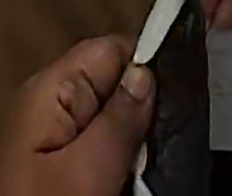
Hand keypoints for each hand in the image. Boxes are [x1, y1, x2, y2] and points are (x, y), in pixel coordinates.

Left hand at [0, 36, 155, 195]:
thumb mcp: (87, 173)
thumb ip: (119, 119)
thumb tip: (146, 71)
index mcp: (50, 89)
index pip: (108, 49)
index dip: (145, 63)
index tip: (180, 87)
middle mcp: (52, 105)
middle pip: (112, 84)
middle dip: (142, 108)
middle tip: (166, 141)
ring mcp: (55, 140)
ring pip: (113, 121)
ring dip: (135, 141)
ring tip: (152, 166)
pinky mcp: (62, 171)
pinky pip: (103, 151)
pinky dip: (123, 163)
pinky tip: (135, 181)